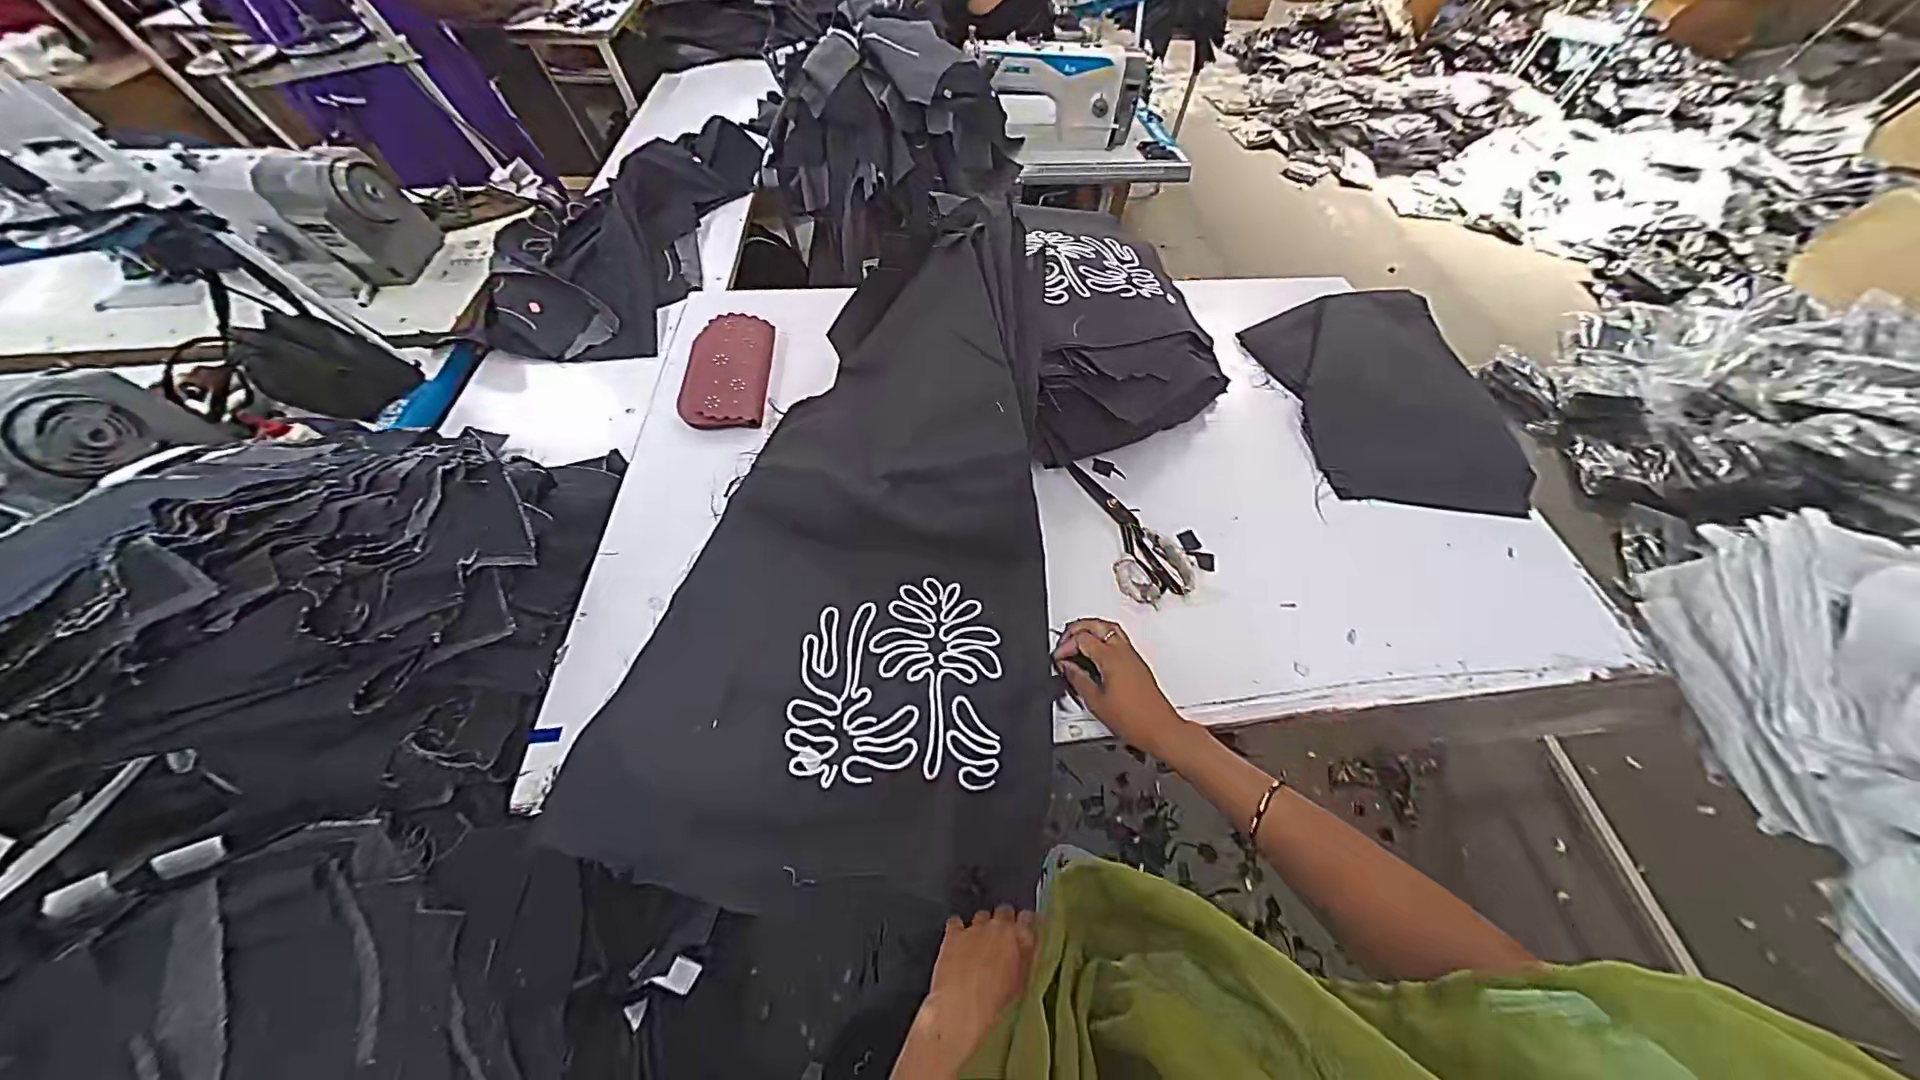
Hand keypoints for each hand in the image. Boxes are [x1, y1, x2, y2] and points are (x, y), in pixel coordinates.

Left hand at [893, 907, 1035, 1077]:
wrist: (962, 1011)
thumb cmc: (998, 1007)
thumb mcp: (1022, 984)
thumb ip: (1026, 960)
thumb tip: (1027, 950)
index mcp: (1019, 939)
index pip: (1028, 918)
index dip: (1025, 922)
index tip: (1024, 929)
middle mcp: (998, 927)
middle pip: (1004, 911)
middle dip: (1003, 921)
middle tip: (1001, 939)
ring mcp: (974, 928)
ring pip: (981, 915)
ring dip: (982, 926)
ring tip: (979, 945)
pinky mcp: (953, 934)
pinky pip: (956, 922)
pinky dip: (957, 930)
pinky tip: (957, 943)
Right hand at [1053, 619, 1191, 757]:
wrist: (1159, 729)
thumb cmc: (1134, 720)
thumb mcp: (1095, 701)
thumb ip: (1078, 679)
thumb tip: (1066, 666)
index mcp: (1111, 658)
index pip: (1082, 638)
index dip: (1065, 646)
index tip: (1059, 659)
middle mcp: (1124, 652)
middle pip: (1097, 624)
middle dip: (1076, 629)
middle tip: (1064, 642)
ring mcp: (1132, 656)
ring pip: (1109, 628)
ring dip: (1091, 629)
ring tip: (1077, 641)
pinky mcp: (1136, 663)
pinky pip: (1118, 639)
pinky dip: (1102, 638)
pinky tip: (1094, 652)